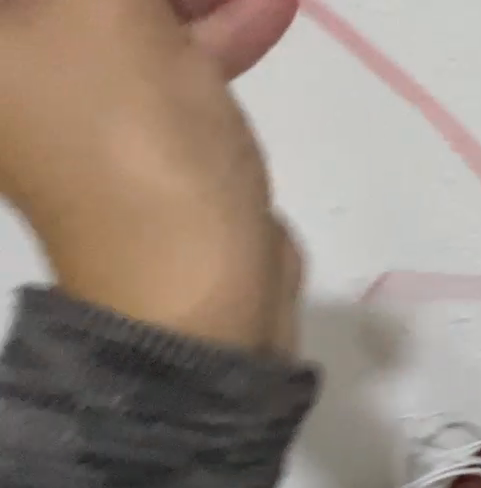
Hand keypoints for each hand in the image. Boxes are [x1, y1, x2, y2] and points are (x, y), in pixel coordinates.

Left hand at [0, 0, 298, 347]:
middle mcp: (4, 52)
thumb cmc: (136, 148)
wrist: (195, 284)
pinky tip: (273, 10)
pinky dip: (216, 29)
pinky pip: (164, 53)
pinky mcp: (133, 119)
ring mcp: (64, 84)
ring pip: (128, 14)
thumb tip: (134, 2)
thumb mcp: (109, 19)